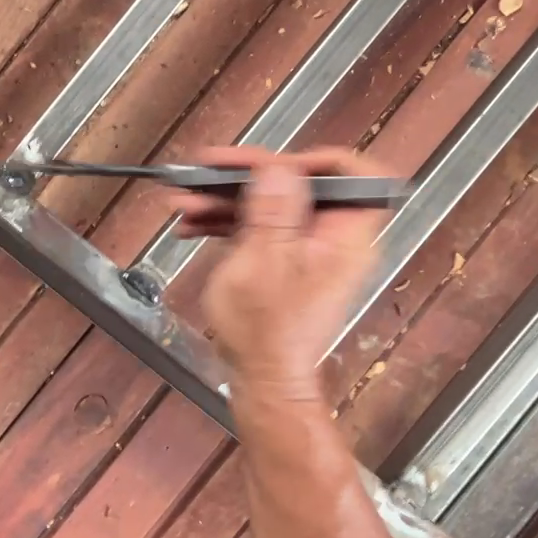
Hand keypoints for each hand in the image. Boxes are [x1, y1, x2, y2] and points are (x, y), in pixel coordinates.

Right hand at [170, 147, 389, 404]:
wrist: (261, 377)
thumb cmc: (265, 330)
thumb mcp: (262, 262)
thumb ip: (273, 210)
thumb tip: (277, 166)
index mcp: (343, 237)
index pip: (354, 176)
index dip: (314, 160)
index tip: (269, 163)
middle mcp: (331, 240)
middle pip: (297, 187)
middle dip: (246, 178)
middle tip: (205, 173)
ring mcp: (306, 253)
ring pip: (270, 207)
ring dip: (225, 201)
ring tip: (183, 202)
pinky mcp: (282, 265)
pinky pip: (258, 230)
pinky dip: (226, 224)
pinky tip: (191, 226)